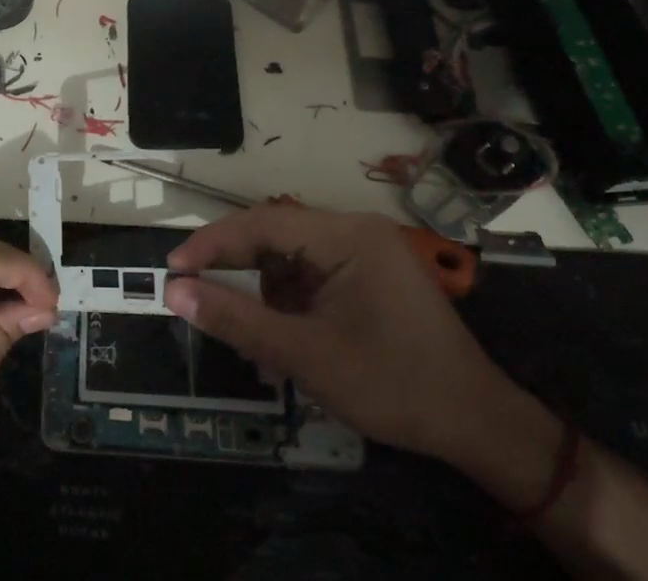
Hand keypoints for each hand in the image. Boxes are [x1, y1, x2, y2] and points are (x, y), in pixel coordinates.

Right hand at [164, 204, 525, 467]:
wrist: (476, 424)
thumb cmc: (391, 383)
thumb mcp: (303, 353)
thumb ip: (235, 318)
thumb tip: (173, 292)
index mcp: (347, 235)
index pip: (260, 224)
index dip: (210, 245)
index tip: (171, 273)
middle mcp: (356, 233)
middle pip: (274, 238)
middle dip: (234, 271)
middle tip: (193, 299)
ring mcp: (366, 256)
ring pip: (289, 261)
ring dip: (262, 295)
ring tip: (248, 339)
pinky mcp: (370, 281)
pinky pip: (312, 279)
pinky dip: (288, 306)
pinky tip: (282, 343)